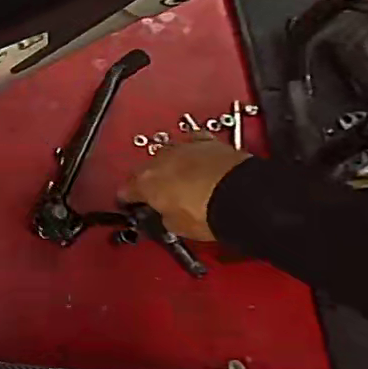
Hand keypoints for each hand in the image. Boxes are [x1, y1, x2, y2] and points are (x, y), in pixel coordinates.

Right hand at [118, 138, 250, 240]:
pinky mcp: (206, 142)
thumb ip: (164, 218)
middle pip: (145, 169)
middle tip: (157, 194)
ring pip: (167, 154)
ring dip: (170, 165)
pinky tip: (196, 158)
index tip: (131, 203)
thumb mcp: (177, 227)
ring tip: (180, 178)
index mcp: (145, 182)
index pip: (126, 190)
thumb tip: (167, 217)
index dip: (127, 199)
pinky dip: (193, 151)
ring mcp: (182, 149)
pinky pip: (193, 142)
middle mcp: (159, 161)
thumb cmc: (208, 210)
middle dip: (149, 180)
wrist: (241, 196)